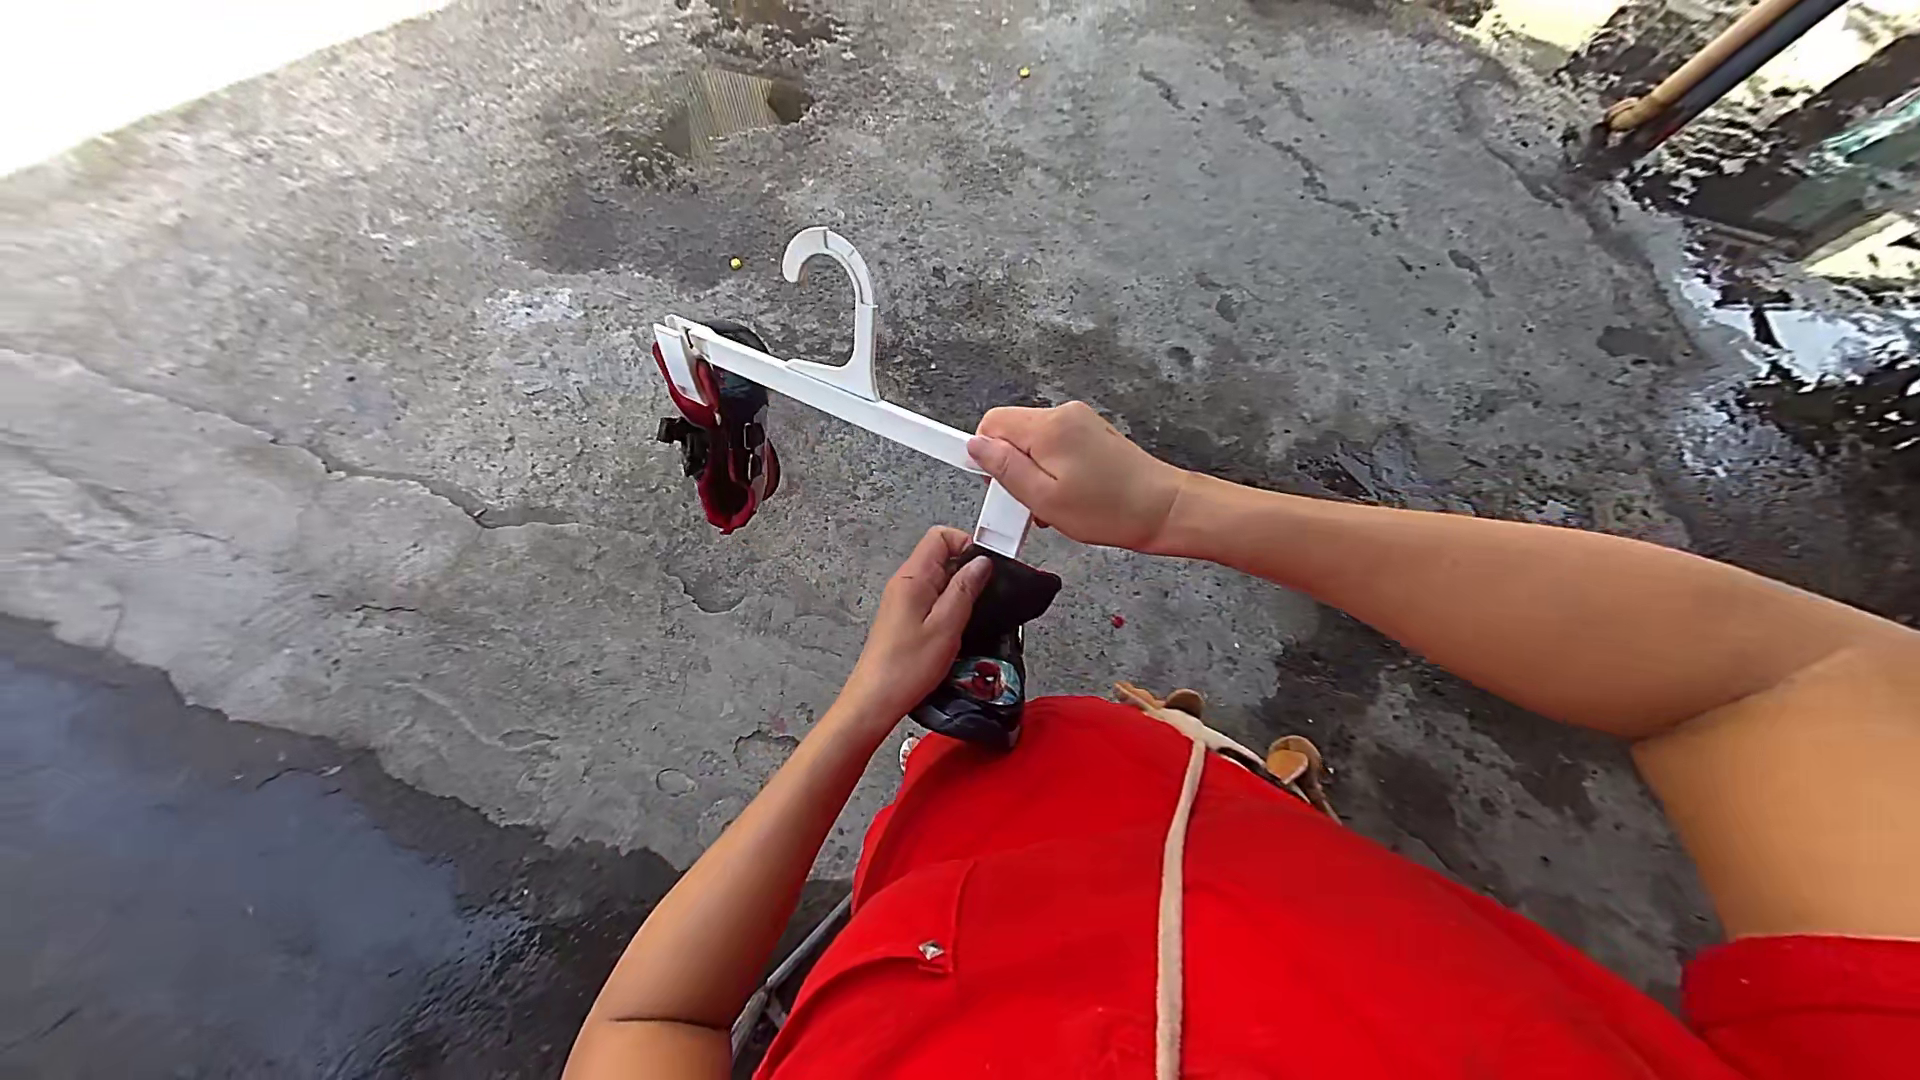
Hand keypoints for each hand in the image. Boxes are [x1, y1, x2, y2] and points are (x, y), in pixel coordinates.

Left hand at [834, 526, 992, 733]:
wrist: (876, 700)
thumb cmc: (906, 667)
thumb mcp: (947, 625)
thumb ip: (965, 589)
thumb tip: (982, 563)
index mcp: (912, 578)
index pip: (941, 536)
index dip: (967, 545)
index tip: (985, 568)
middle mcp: (904, 583)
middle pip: (941, 555)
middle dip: (967, 571)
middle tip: (981, 598)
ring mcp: (903, 599)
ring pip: (939, 578)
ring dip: (959, 592)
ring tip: (968, 617)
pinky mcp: (904, 616)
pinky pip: (932, 598)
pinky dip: (949, 607)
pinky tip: (955, 629)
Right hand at [968, 401, 1188, 551]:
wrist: (1163, 510)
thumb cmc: (1110, 510)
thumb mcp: (1044, 499)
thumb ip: (1004, 468)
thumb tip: (975, 446)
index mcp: (1049, 427)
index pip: (992, 423)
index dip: (985, 454)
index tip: (993, 482)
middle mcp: (1064, 415)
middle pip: (1012, 432)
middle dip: (1011, 467)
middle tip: (1028, 501)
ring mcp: (1080, 422)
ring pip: (1032, 442)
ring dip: (1032, 472)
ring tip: (1052, 504)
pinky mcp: (1091, 433)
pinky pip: (1054, 446)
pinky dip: (1051, 470)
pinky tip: (1067, 495)